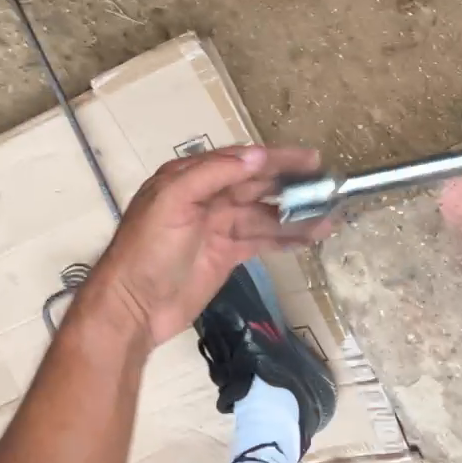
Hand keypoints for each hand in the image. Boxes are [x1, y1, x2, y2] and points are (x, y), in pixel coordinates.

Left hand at [77, 146, 332, 348]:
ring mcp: (217, 227)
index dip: (275, 158)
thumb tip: (256, 154)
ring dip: (294, 215)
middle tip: (328, 185)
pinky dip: (284, 238)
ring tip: (329, 217)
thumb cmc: (148, 248)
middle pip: (256, 184)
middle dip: (291, 184)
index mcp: (190, 176)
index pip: (240, 160)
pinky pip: (260, 240)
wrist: (132, 307)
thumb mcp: (174, 201)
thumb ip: (213, 174)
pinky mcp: (224, 255)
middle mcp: (206, 196)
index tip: (308, 159)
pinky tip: (308, 238)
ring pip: (263, 214)